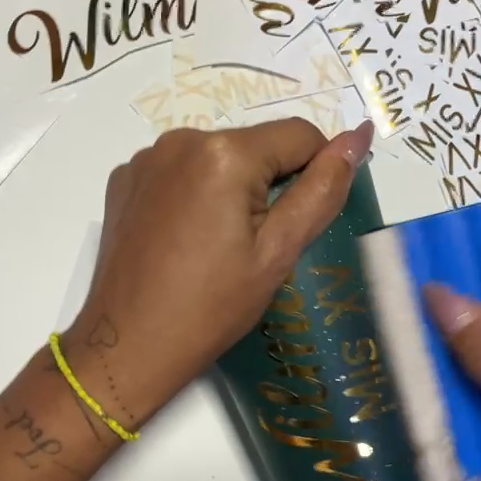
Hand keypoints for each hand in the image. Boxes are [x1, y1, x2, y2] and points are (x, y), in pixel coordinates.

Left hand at [64, 119, 373, 432]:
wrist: (128, 345)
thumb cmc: (210, 307)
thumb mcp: (278, 253)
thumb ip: (321, 189)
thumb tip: (357, 136)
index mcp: (223, 153)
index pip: (300, 136)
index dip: (313, 177)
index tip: (294, 227)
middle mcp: (179, 139)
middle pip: (255, 145)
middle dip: (266, 186)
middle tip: (252, 248)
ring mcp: (145, 159)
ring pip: (217, 158)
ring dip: (229, 189)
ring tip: (214, 248)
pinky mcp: (124, 180)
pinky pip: (179, 172)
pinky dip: (191, 195)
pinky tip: (181, 240)